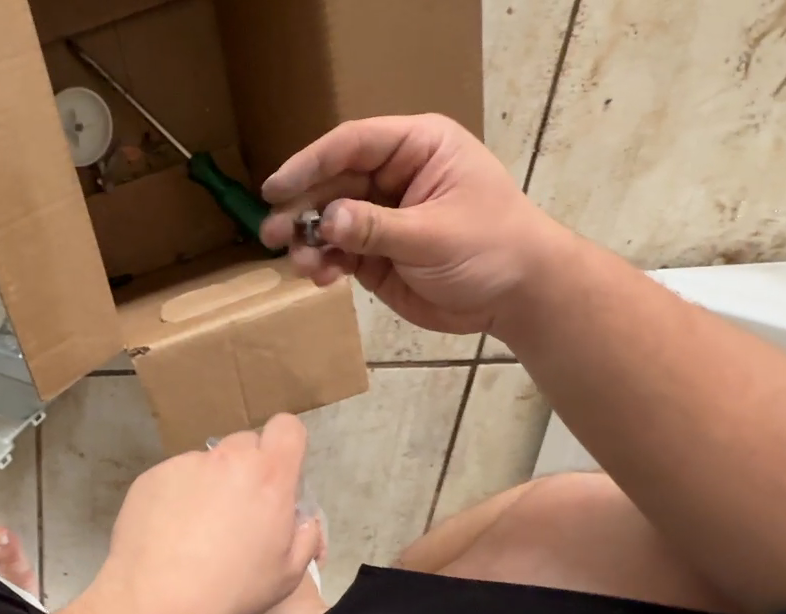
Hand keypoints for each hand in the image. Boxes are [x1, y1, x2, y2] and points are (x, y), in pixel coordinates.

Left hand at [91, 414, 322, 613]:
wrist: (155, 601)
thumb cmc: (230, 591)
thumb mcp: (288, 574)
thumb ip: (305, 536)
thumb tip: (301, 519)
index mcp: (269, 476)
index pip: (287, 428)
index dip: (286, 446)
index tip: (279, 475)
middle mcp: (226, 459)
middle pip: (245, 445)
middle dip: (247, 471)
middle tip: (238, 512)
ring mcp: (184, 465)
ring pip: (207, 465)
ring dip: (209, 486)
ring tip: (195, 531)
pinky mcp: (151, 477)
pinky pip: (174, 479)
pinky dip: (176, 497)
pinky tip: (169, 533)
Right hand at [258, 114, 570, 334]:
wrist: (515, 296)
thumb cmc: (490, 248)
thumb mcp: (433, 234)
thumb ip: (376, 228)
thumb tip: (326, 221)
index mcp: (417, 148)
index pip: (353, 145)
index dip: (311, 163)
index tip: (277, 188)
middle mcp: (393, 177)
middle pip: (332, 184)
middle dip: (302, 210)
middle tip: (270, 235)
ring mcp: (381, 218)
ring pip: (329, 222)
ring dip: (309, 243)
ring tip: (300, 265)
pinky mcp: (374, 255)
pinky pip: (337, 254)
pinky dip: (324, 266)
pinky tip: (322, 280)